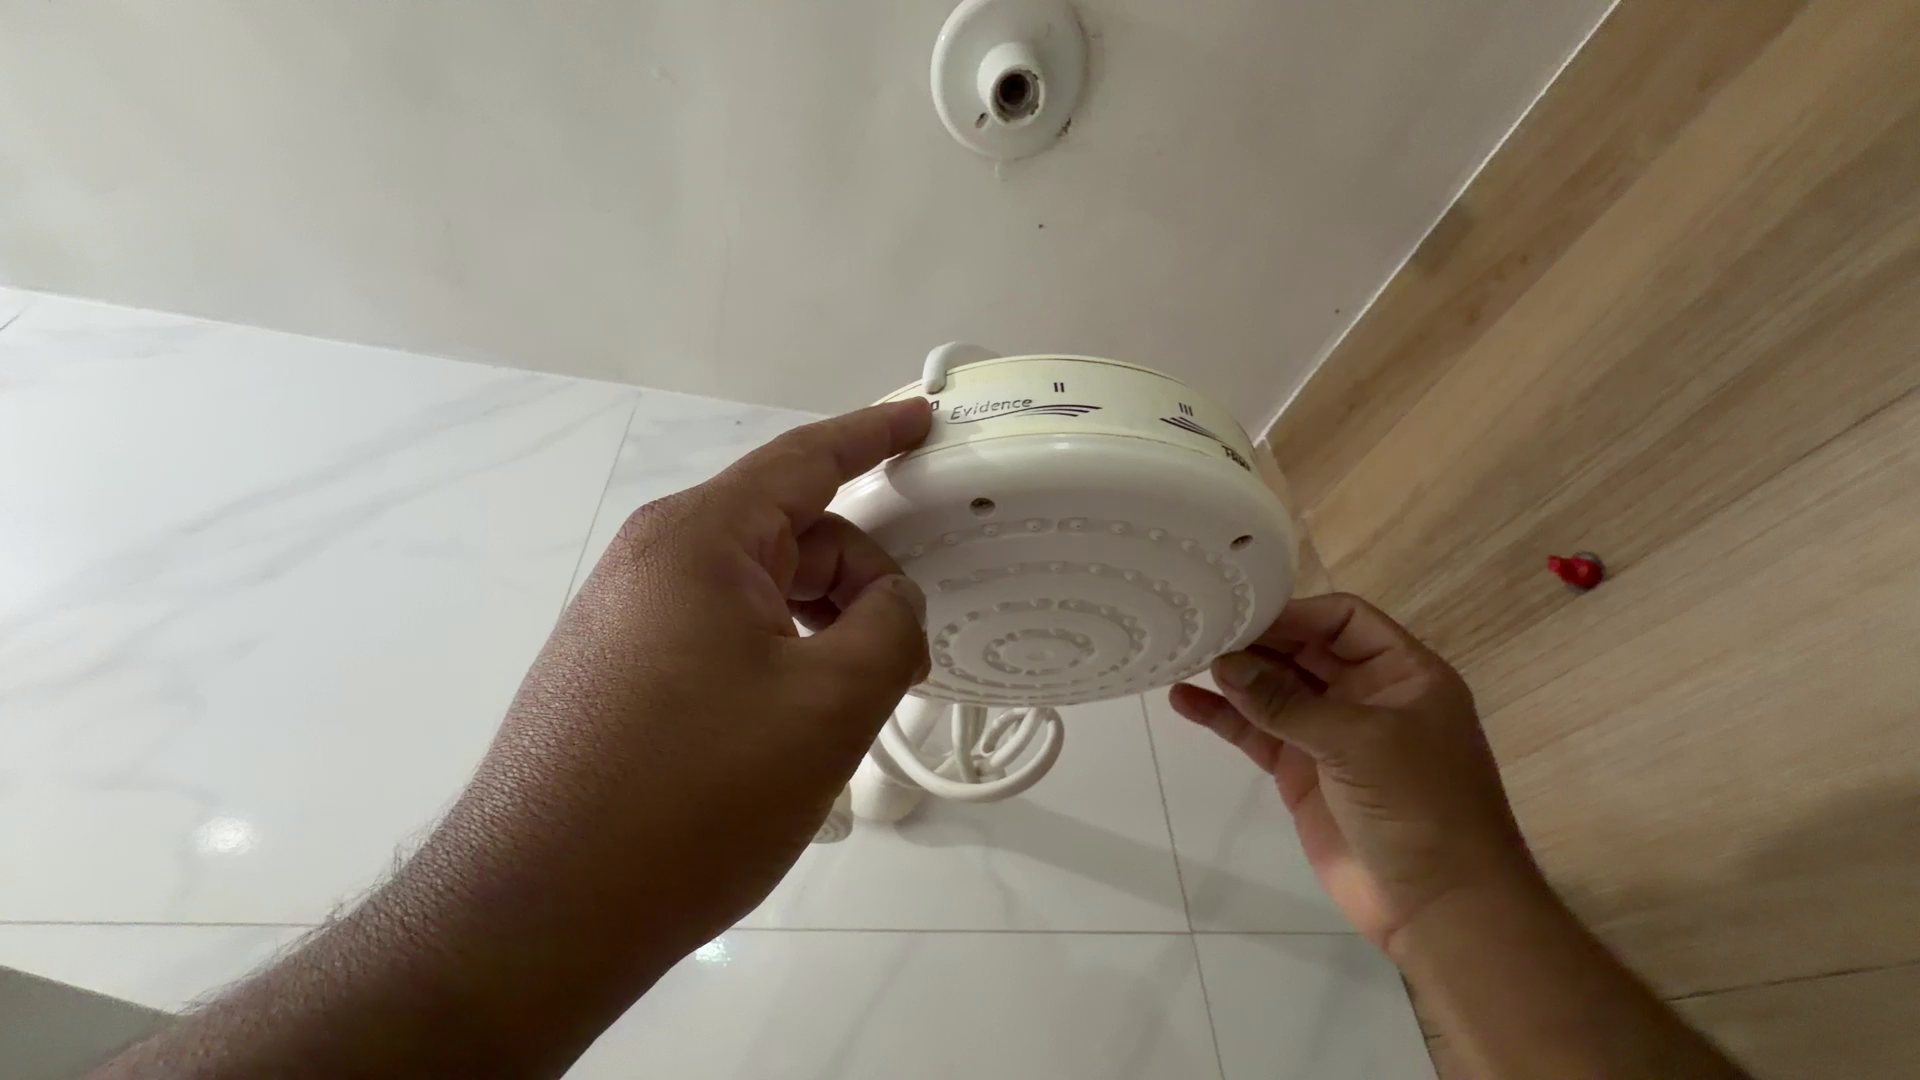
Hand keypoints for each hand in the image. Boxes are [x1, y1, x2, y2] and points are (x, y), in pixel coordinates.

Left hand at [439, 399, 933, 957]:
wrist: (533, 920)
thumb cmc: (691, 799)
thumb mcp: (830, 707)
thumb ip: (891, 628)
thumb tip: (891, 604)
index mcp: (700, 539)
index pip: (805, 460)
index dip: (874, 434)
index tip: (922, 418)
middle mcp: (656, 561)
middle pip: (793, 538)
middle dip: (859, 583)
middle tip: (901, 661)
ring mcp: (631, 618)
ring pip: (762, 594)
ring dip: (821, 631)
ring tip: (846, 708)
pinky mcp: (622, 671)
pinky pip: (728, 635)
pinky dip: (782, 659)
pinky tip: (793, 726)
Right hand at [1169, 593, 1540, 955]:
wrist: (1439, 909)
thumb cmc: (1421, 807)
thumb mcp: (1358, 742)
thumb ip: (1285, 702)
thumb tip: (1221, 663)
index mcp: (1402, 674)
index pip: (1343, 620)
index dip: (1295, 613)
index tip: (1242, 612)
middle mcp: (1364, 695)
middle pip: (1302, 650)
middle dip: (1255, 641)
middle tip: (1202, 630)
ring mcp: (1329, 734)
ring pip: (1272, 690)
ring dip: (1233, 676)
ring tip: (1184, 659)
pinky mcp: (1299, 770)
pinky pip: (1255, 731)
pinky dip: (1223, 716)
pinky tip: (1184, 701)